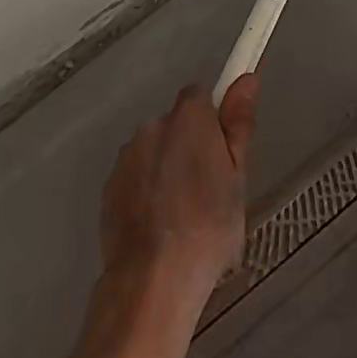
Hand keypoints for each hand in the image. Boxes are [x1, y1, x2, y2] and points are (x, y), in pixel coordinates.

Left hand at [98, 76, 259, 292]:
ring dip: (166, 167)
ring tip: (181, 211)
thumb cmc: (208, 225)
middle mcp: (152, 126)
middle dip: (189, 145)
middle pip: (175, 123)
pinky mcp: (109, 186)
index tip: (221, 148)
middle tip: (208, 187)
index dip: (211, 119)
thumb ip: (238, 122)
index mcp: (188, 117)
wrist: (154, 278)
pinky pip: (135, 176)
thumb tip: (247, 79)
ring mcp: (126, 157)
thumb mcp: (237, 174)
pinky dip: (146, 189)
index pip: (199, 95)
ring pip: (153, 150)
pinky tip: (158, 223)